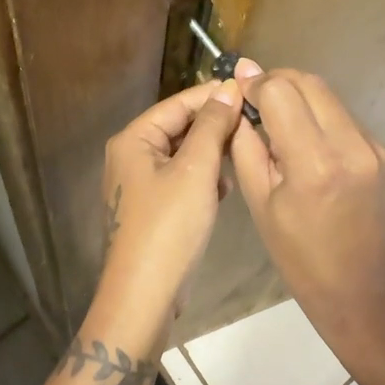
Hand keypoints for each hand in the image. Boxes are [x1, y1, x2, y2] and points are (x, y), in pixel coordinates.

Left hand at [94, 80, 244, 329]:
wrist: (145, 296)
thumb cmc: (169, 226)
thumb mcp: (196, 170)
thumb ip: (212, 126)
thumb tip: (228, 89)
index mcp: (133, 139)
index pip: (177, 103)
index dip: (212, 96)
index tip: (249, 91)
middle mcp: (130, 156)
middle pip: (178, 128)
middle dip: (214, 127)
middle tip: (254, 124)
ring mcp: (139, 184)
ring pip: (182, 155)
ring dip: (212, 154)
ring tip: (243, 155)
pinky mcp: (152, 209)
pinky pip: (181, 180)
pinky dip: (203, 179)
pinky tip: (226, 188)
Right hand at [229, 62, 384, 317]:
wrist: (358, 288)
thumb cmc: (297, 253)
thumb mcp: (257, 199)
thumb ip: (244, 142)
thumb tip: (236, 96)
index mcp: (313, 164)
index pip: (280, 91)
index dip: (255, 84)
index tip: (238, 92)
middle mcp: (349, 146)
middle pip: (307, 82)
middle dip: (275, 81)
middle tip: (253, 99)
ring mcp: (370, 147)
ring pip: (326, 94)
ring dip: (296, 94)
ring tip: (274, 118)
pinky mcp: (380, 151)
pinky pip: (340, 114)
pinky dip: (315, 113)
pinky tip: (301, 138)